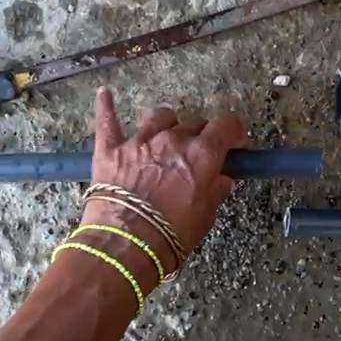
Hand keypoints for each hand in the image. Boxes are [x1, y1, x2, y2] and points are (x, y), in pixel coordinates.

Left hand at [83, 87, 246, 270]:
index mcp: (201, 154)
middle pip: (193, 124)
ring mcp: (138, 140)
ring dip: (166, 126)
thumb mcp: (205, 218)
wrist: (124, 246)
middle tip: (196, 158)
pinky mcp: (110, 149)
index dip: (233, 132)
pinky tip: (105, 94)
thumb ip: (215, 192)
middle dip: (199, 137)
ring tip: (164, 139)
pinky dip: (107, 106)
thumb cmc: (170, 236)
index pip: (226, 124)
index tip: (234, 143)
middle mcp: (172, 139)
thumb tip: (222, 179)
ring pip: (159, 117)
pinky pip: (108, 120)